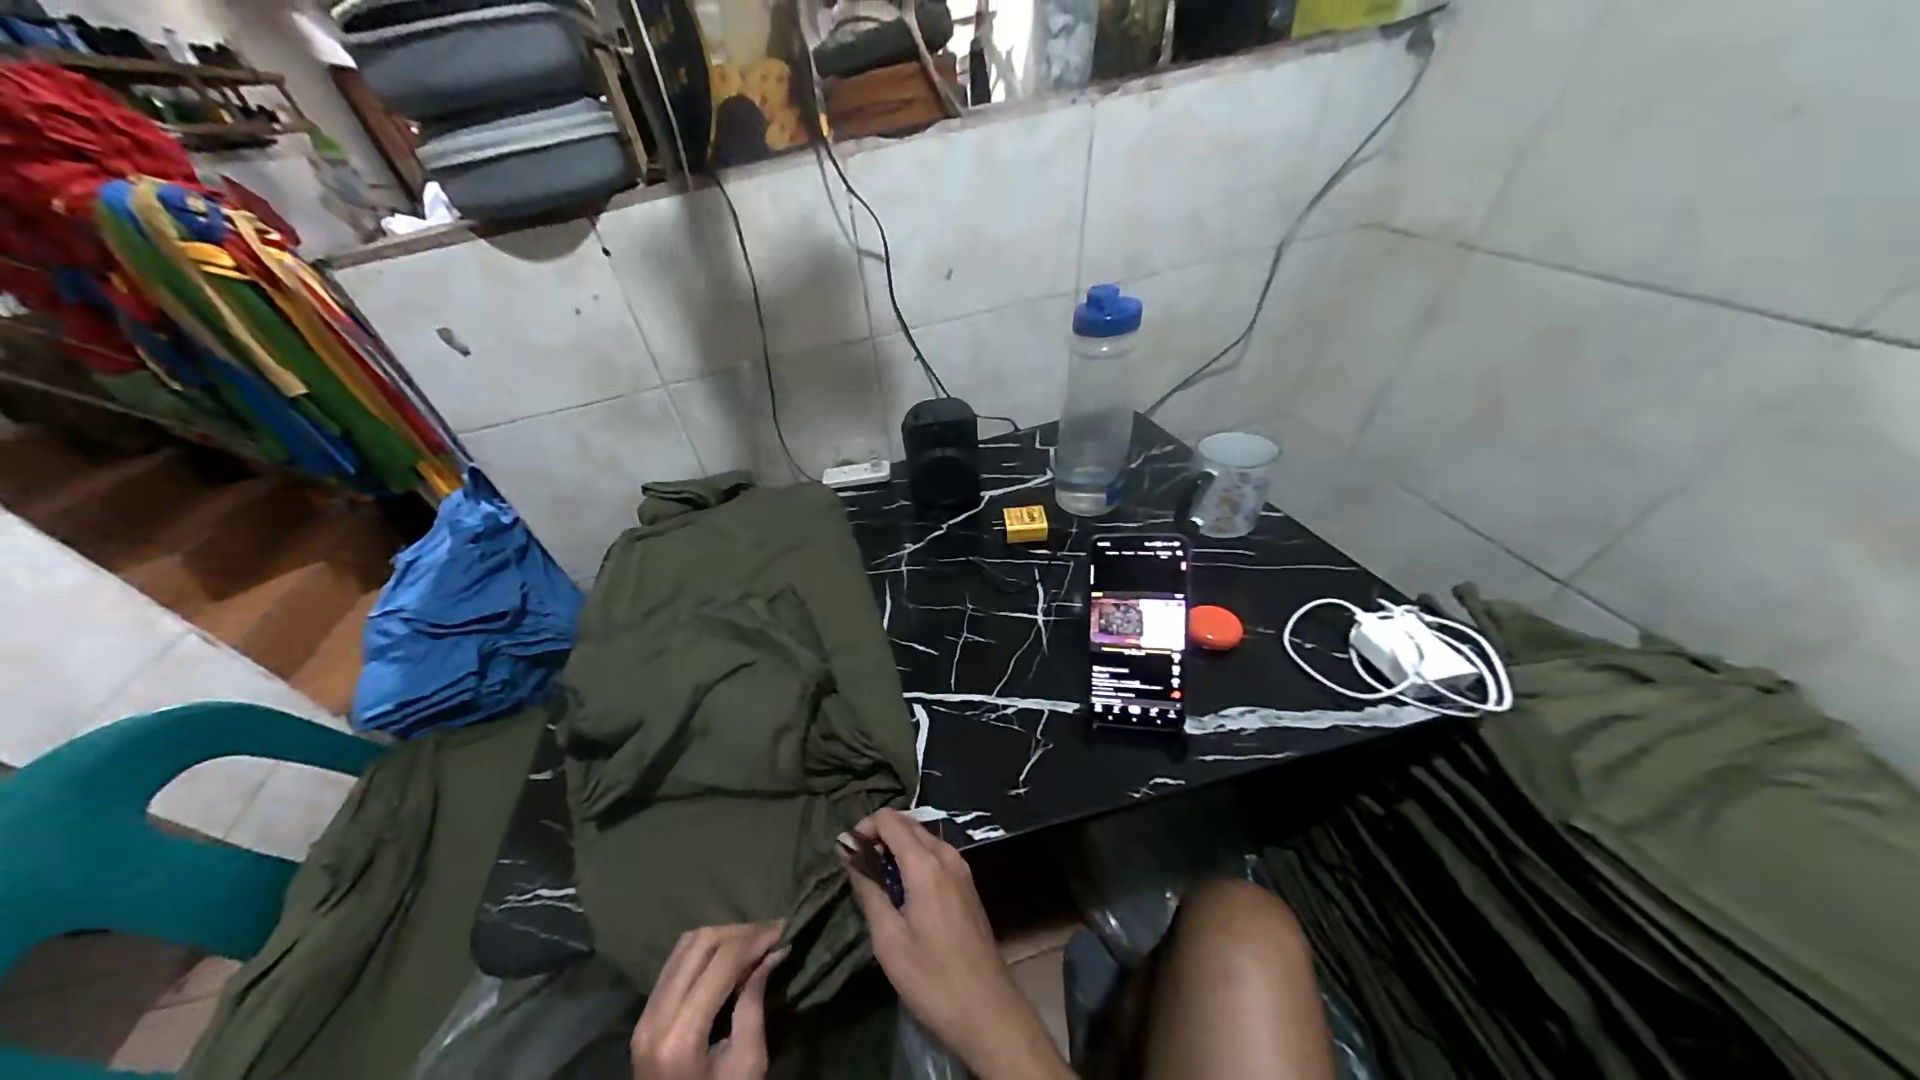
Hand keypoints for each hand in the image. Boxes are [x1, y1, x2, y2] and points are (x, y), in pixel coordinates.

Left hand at [631, 922, 788, 1079]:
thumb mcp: (747, 1064)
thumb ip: (755, 1003)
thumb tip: (774, 953)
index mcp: (681, 1036)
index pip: (722, 960)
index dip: (756, 938)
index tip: (784, 930)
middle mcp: (655, 1017)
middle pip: (700, 943)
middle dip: (740, 931)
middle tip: (771, 934)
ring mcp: (644, 1015)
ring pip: (685, 945)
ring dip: (722, 936)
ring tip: (753, 943)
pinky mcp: (644, 1016)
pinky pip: (675, 963)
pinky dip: (705, 951)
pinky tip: (729, 958)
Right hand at [840, 811, 1071, 1079]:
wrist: (986, 1008)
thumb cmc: (931, 977)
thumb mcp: (888, 938)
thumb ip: (868, 888)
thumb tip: (847, 852)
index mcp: (925, 863)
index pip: (888, 819)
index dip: (863, 828)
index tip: (846, 854)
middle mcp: (946, 854)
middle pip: (906, 824)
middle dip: (878, 836)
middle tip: (857, 868)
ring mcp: (961, 867)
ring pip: (922, 838)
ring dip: (896, 848)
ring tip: (876, 882)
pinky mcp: (967, 883)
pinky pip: (935, 855)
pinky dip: (913, 860)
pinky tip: (902, 892)